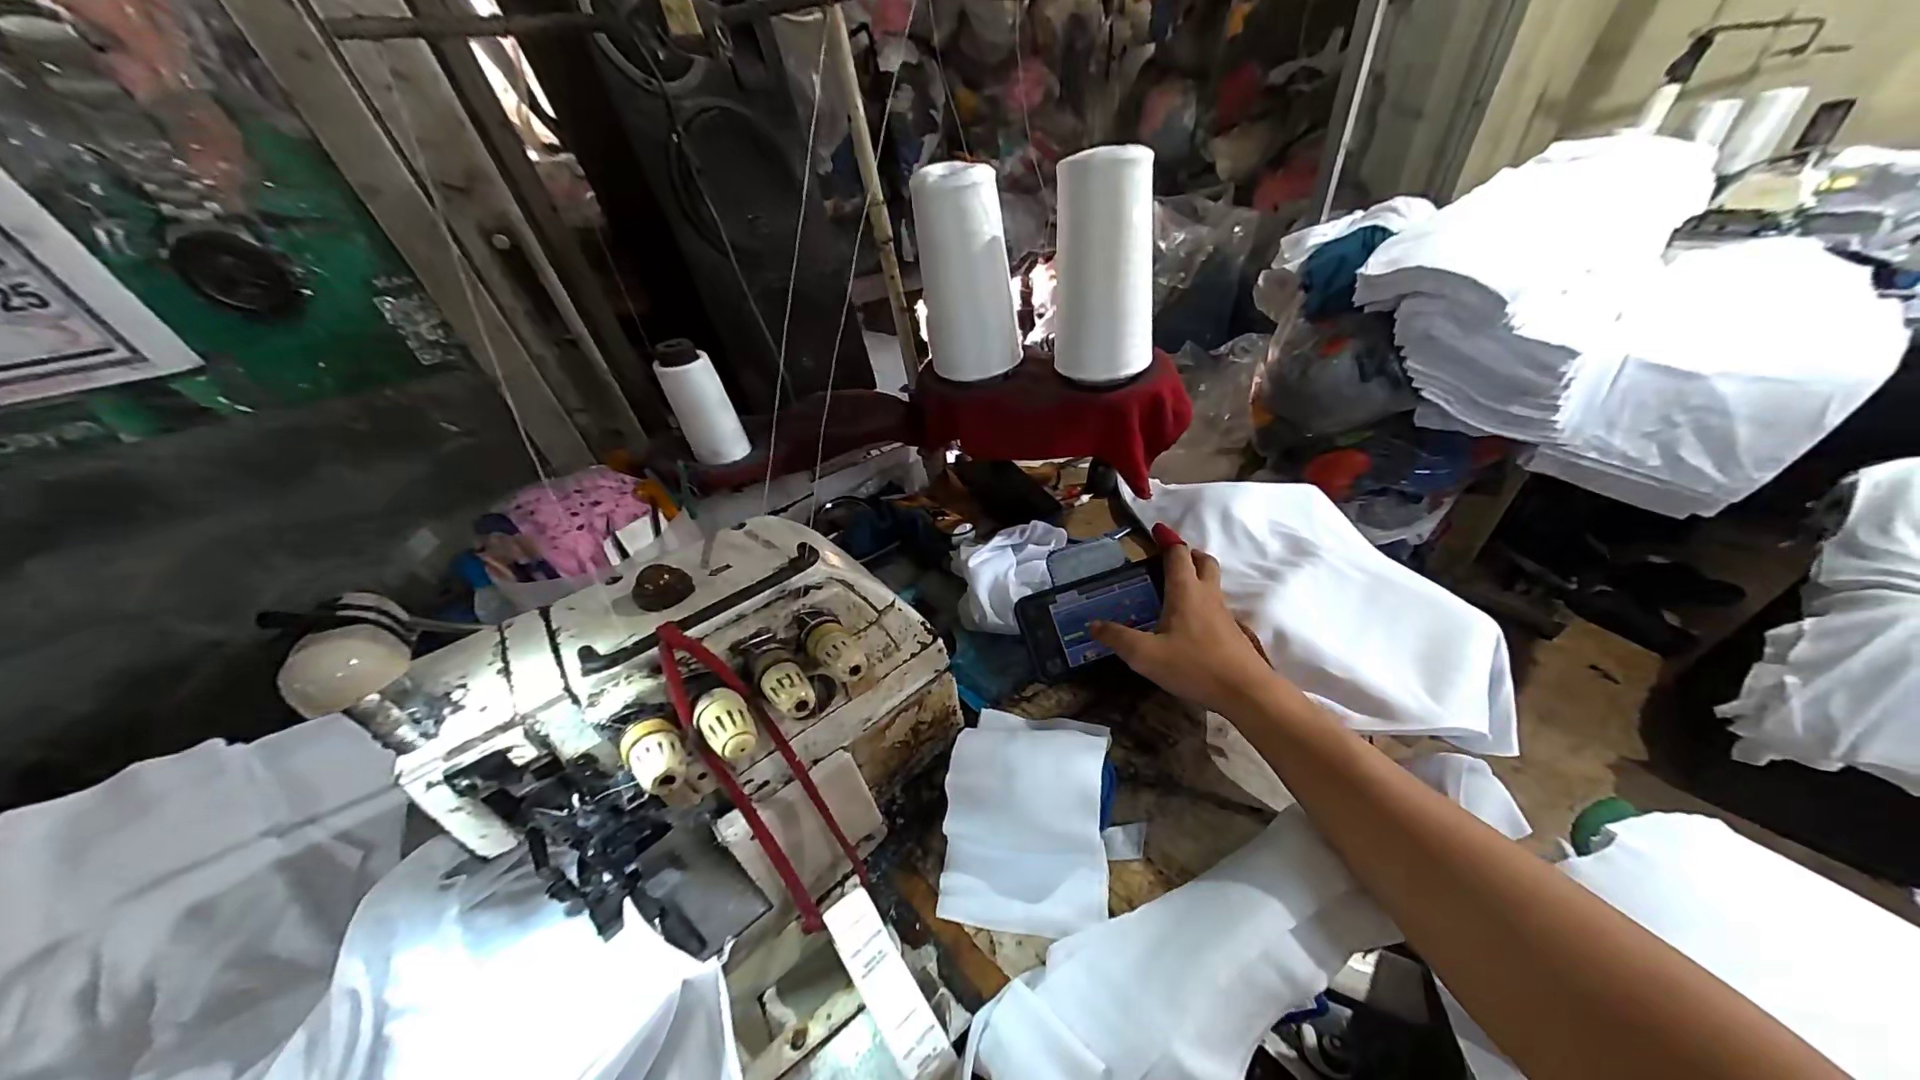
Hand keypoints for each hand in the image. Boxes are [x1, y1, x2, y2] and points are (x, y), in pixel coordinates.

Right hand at [1090, 540, 1284, 715]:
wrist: (1245, 691)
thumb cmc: (1194, 666)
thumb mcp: (1145, 655)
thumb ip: (1118, 638)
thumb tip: (1093, 624)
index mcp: (1185, 591)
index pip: (1178, 554)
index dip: (1167, 539)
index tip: (1156, 530)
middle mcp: (1207, 595)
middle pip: (1204, 561)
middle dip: (1188, 553)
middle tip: (1170, 557)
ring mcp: (1223, 613)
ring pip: (1213, 582)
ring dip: (1197, 575)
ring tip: (1176, 586)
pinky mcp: (1232, 632)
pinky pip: (1216, 604)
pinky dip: (1202, 600)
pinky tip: (1189, 621)